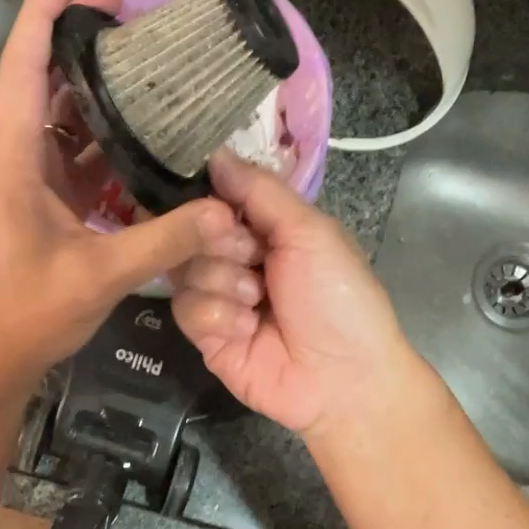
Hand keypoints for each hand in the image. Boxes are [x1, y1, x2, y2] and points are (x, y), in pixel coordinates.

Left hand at [0, 0, 251, 381]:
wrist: (1, 350)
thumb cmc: (33, 311)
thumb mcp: (101, 275)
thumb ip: (164, 242)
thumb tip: (225, 214)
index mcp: (15, 161)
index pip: (24, 66)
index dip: (46, 11)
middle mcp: (17, 158)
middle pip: (41, 78)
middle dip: (76, 36)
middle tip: (123, 4)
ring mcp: (31, 178)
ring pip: (59, 113)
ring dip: (93, 84)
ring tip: (140, 58)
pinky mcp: (46, 199)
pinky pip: (75, 150)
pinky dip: (104, 133)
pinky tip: (142, 128)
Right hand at [171, 151, 418, 435]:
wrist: (344, 376)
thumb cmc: (338, 296)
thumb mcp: (309, 231)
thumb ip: (259, 190)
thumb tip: (215, 152)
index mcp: (267, 229)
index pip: (216, 198)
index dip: (210, 200)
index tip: (220, 210)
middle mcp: (238, 259)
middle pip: (192, 233)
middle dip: (220, 244)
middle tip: (252, 257)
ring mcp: (219, 298)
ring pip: (184, 270)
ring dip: (223, 282)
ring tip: (258, 302)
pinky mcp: (205, 335)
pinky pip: (185, 308)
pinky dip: (216, 314)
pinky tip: (247, 328)